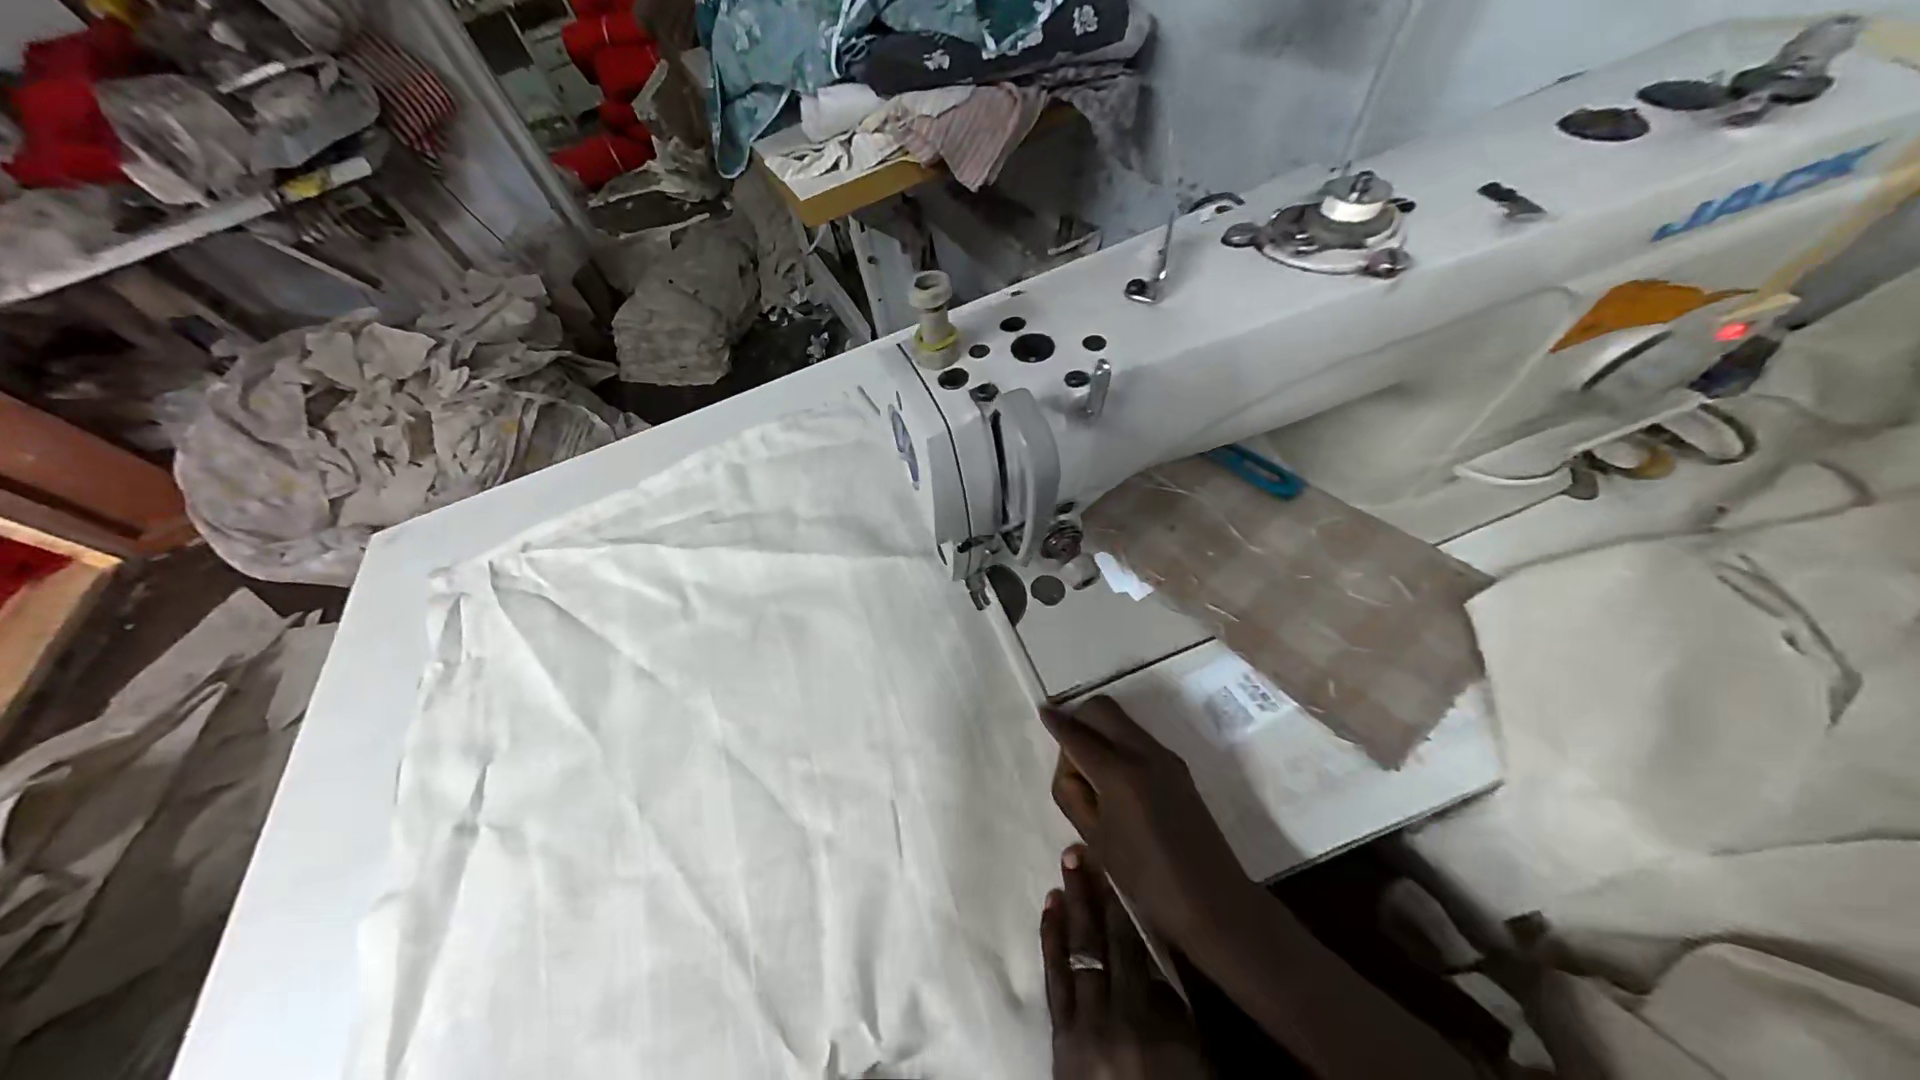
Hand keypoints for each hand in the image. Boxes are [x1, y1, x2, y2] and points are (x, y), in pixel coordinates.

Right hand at [1041, 698, 1258, 951]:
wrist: (1213, 901)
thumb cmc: (1146, 879)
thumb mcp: (1095, 840)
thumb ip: (1073, 795)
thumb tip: (1070, 766)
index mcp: (1118, 774)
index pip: (1077, 735)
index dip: (1056, 723)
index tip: (1043, 712)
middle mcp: (1143, 753)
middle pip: (1102, 709)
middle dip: (1079, 720)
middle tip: (1072, 760)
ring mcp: (1165, 757)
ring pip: (1121, 720)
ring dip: (1100, 732)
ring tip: (1095, 779)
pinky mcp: (1178, 767)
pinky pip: (1138, 738)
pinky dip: (1119, 744)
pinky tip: (1117, 784)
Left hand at [1042, 844, 1212, 1079]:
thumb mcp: (1196, 1062)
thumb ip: (1177, 1012)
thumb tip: (1157, 963)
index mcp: (1155, 1022)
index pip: (1136, 947)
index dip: (1124, 904)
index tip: (1117, 864)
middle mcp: (1117, 1014)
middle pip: (1103, 940)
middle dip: (1092, 893)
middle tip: (1080, 848)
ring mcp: (1083, 1025)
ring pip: (1076, 949)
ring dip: (1071, 904)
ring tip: (1065, 865)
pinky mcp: (1061, 1037)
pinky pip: (1055, 979)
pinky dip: (1051, 939)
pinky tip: (1049, 908)